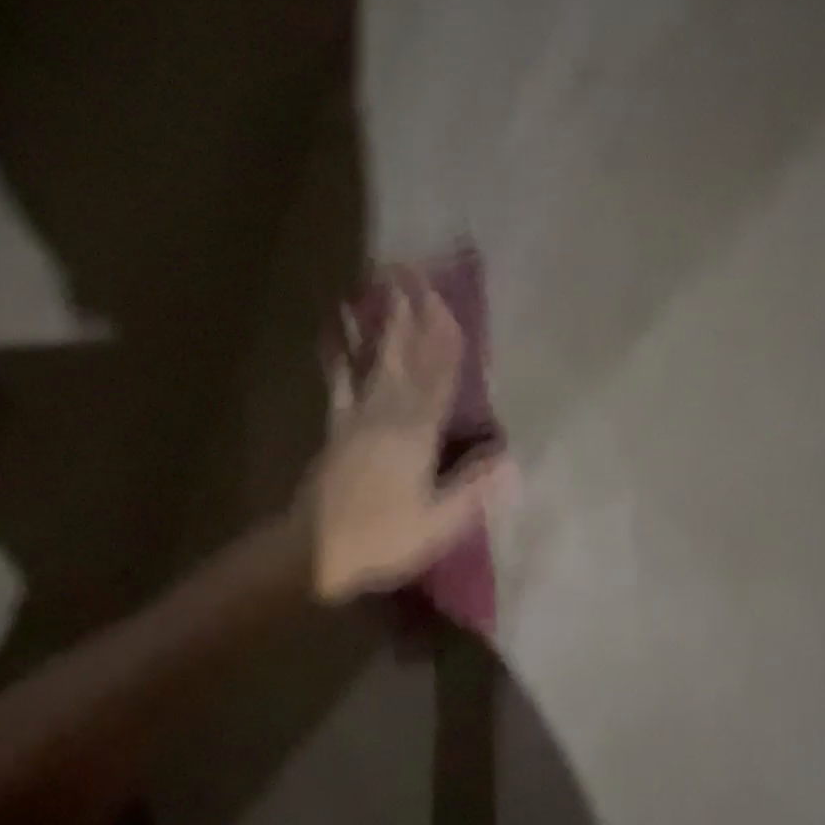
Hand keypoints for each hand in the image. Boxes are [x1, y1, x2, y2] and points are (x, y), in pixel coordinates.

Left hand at [308, 278, 513, 601]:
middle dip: (413, 312)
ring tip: (386, 286)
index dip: (446, 338)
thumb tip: (511, 459)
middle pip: (406, 355)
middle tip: (415, 270)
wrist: (312, 553)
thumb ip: (472, 489)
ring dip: (385, 322)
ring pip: (377, 360)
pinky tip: (335, 333)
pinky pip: (341, 383)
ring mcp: (358, 417)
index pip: (440, 376)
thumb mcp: (437, 524)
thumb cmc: (380, 540)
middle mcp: (388, 414)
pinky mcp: (337, 428)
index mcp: (416, 434)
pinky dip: (340, 356)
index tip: (449, 299)